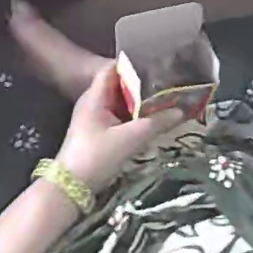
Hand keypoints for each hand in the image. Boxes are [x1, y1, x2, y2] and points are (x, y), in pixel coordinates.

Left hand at [55, 65, 184, 190]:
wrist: (70, 188)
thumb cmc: (96, 156)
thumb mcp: (129, 139)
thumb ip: (157, 123)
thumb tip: (182, 111)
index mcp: (95, 96)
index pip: (113, 69)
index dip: (134, 64)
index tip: (157, 64)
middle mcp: (93, 102)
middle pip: (120, 86)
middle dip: (143, 85)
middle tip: (168, 83)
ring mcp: (94, 118)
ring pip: (121, 103)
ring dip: (140, 103)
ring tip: (166, 99)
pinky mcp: (98, 132)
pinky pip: (119, 117)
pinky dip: (134, 116)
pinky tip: (152, 120)